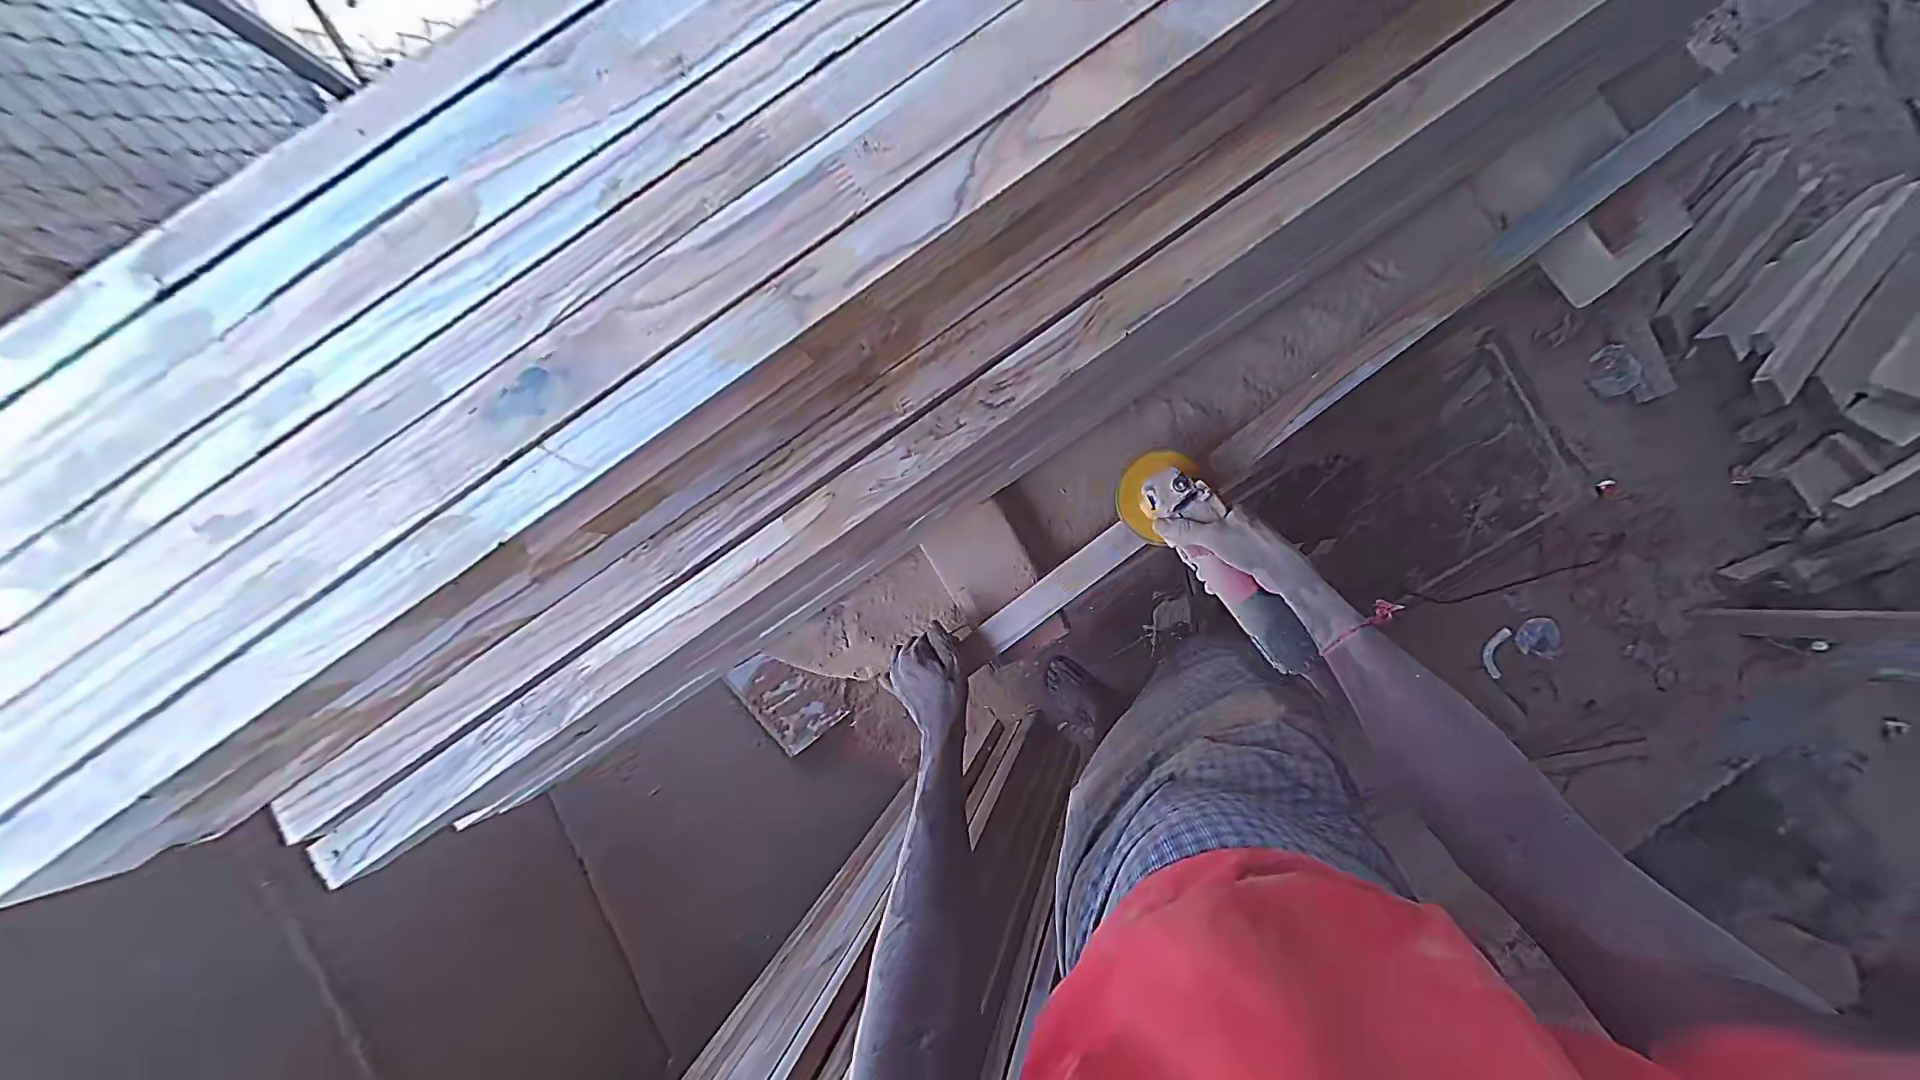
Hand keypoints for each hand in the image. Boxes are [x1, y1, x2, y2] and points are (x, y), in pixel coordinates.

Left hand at [888, 625, 966, 748]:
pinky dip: (899, 670)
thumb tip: (933, 625)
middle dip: (928, 648)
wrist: (941, 725)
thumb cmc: (951, 695)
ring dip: (914, 656)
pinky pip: (890, 672)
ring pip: (902, 654)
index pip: (927, 635)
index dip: (941, 642)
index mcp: (913, 653)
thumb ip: (941, 639)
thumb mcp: (955, 663)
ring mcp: (894, 676)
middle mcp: (899, 662)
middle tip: (943, 662)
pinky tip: (912, 675)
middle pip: (914, 643)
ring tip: (930, 669)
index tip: (951, 652)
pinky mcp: (894, 688)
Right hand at [1153, 507, 1314, 597]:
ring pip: (1208, 548)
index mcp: (1225, 509)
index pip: (1194, 507)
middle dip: (1191, 546)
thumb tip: (1161, 523)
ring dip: (1202, 562)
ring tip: (1204, 572)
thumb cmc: (1254, 548)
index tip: (1170, 531)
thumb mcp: (1212, 537)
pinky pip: (1219, 561)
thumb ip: (1185, 530)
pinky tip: (1214, 580)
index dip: (1180, 519)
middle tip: (1190, 556)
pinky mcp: (1242, 557)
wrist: (1282, 573)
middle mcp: (1231, 522)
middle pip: (1198, 530)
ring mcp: (1237, 540)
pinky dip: (1214, 570)